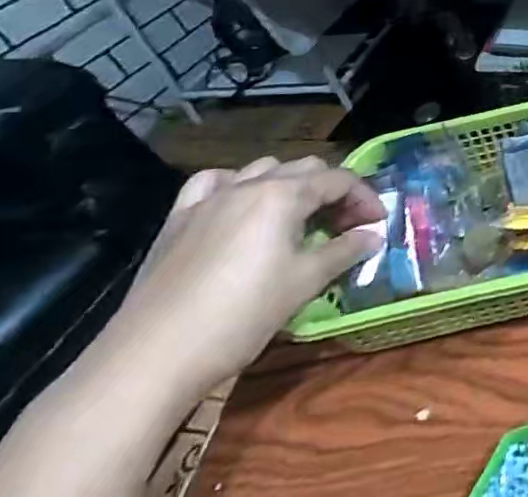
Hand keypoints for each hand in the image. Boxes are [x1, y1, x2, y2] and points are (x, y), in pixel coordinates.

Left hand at [106, 156, 385, 395]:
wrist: (150, 359)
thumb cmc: (240, 316)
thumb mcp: (304, 283)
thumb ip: (344, 251)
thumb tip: (373, 235)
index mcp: (283, 195)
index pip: (339, 180)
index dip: (365, 198)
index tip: (378, 223)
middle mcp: (248, 186)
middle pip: (305, 169)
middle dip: (333, 191)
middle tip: (345, 224)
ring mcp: (208, 200)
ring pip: (261, 170)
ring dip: (289, 185)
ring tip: (298, 216)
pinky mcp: (177, 220)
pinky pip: (212, 183)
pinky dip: (235, 185)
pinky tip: (239, 206)